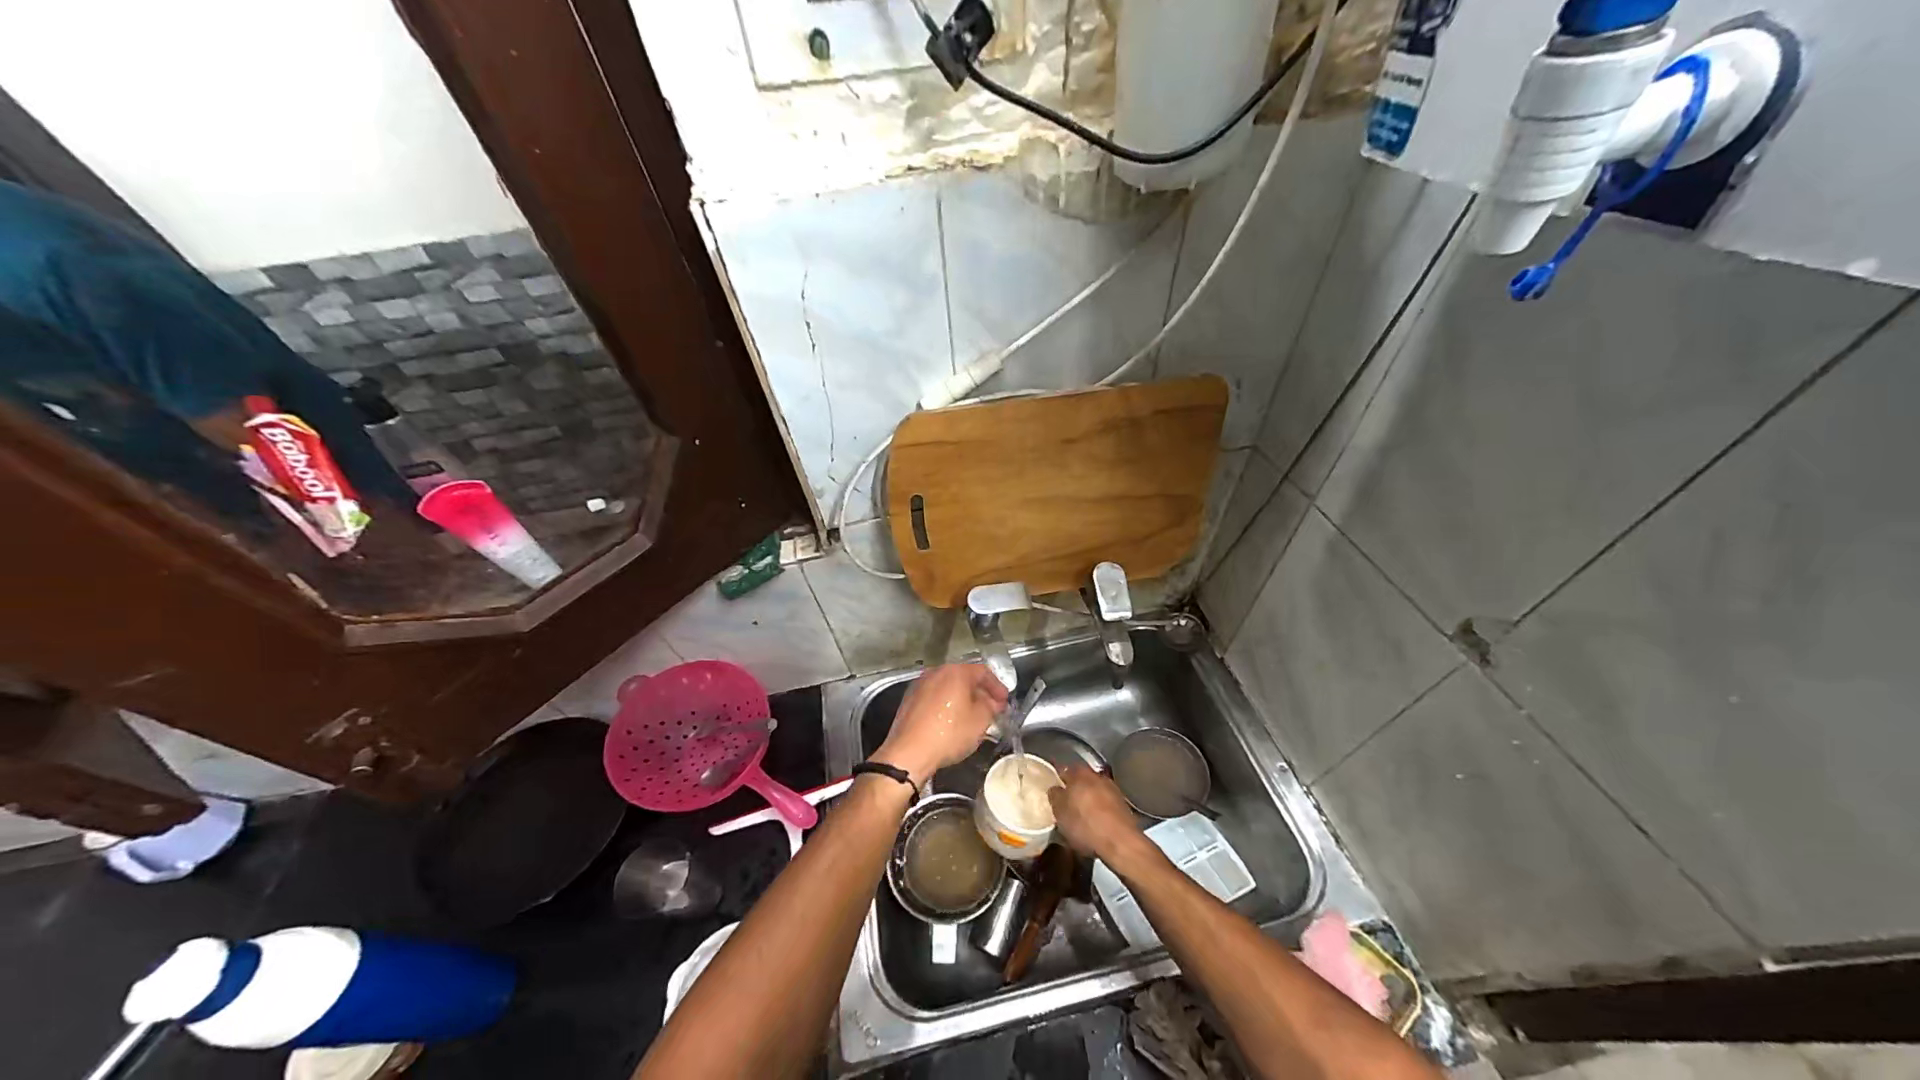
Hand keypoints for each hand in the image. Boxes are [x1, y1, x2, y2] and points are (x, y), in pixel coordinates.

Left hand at [872, 663, 1007, 786]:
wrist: (909, 753)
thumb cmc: (948, 734)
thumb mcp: (980, 721)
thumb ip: (991, 706)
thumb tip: (991, 702)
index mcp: (955, 672)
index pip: (983, 672)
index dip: (997, 686)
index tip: (1004, 700)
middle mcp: (935, 673)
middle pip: (963, 677)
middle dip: (980, 692)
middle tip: (991, 708)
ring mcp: (919, 686)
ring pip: (947, 687)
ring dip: (962, 699)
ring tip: (973, 717)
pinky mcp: (909, 701)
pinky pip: (934, 698)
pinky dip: (946, 705)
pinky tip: (951, 722)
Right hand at [1047, 766, 1153, 867]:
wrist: (1121, 843)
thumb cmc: (1085, 825)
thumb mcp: (1059, 812)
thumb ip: (1055, 796)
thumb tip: (1055, 789)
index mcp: (1079, 773)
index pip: (1063, 769)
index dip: (1056, 777)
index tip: (1051, 785)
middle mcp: (1098, 777)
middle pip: (1081, 779)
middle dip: (1073, 789)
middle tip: (1064, 802)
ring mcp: (1113, 791)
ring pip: (1095, 791)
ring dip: (1088, 800)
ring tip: (1080, 816)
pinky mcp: (1124, 807)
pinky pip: (1106, 804)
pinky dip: (1100, 811)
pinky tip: (1095, 824)